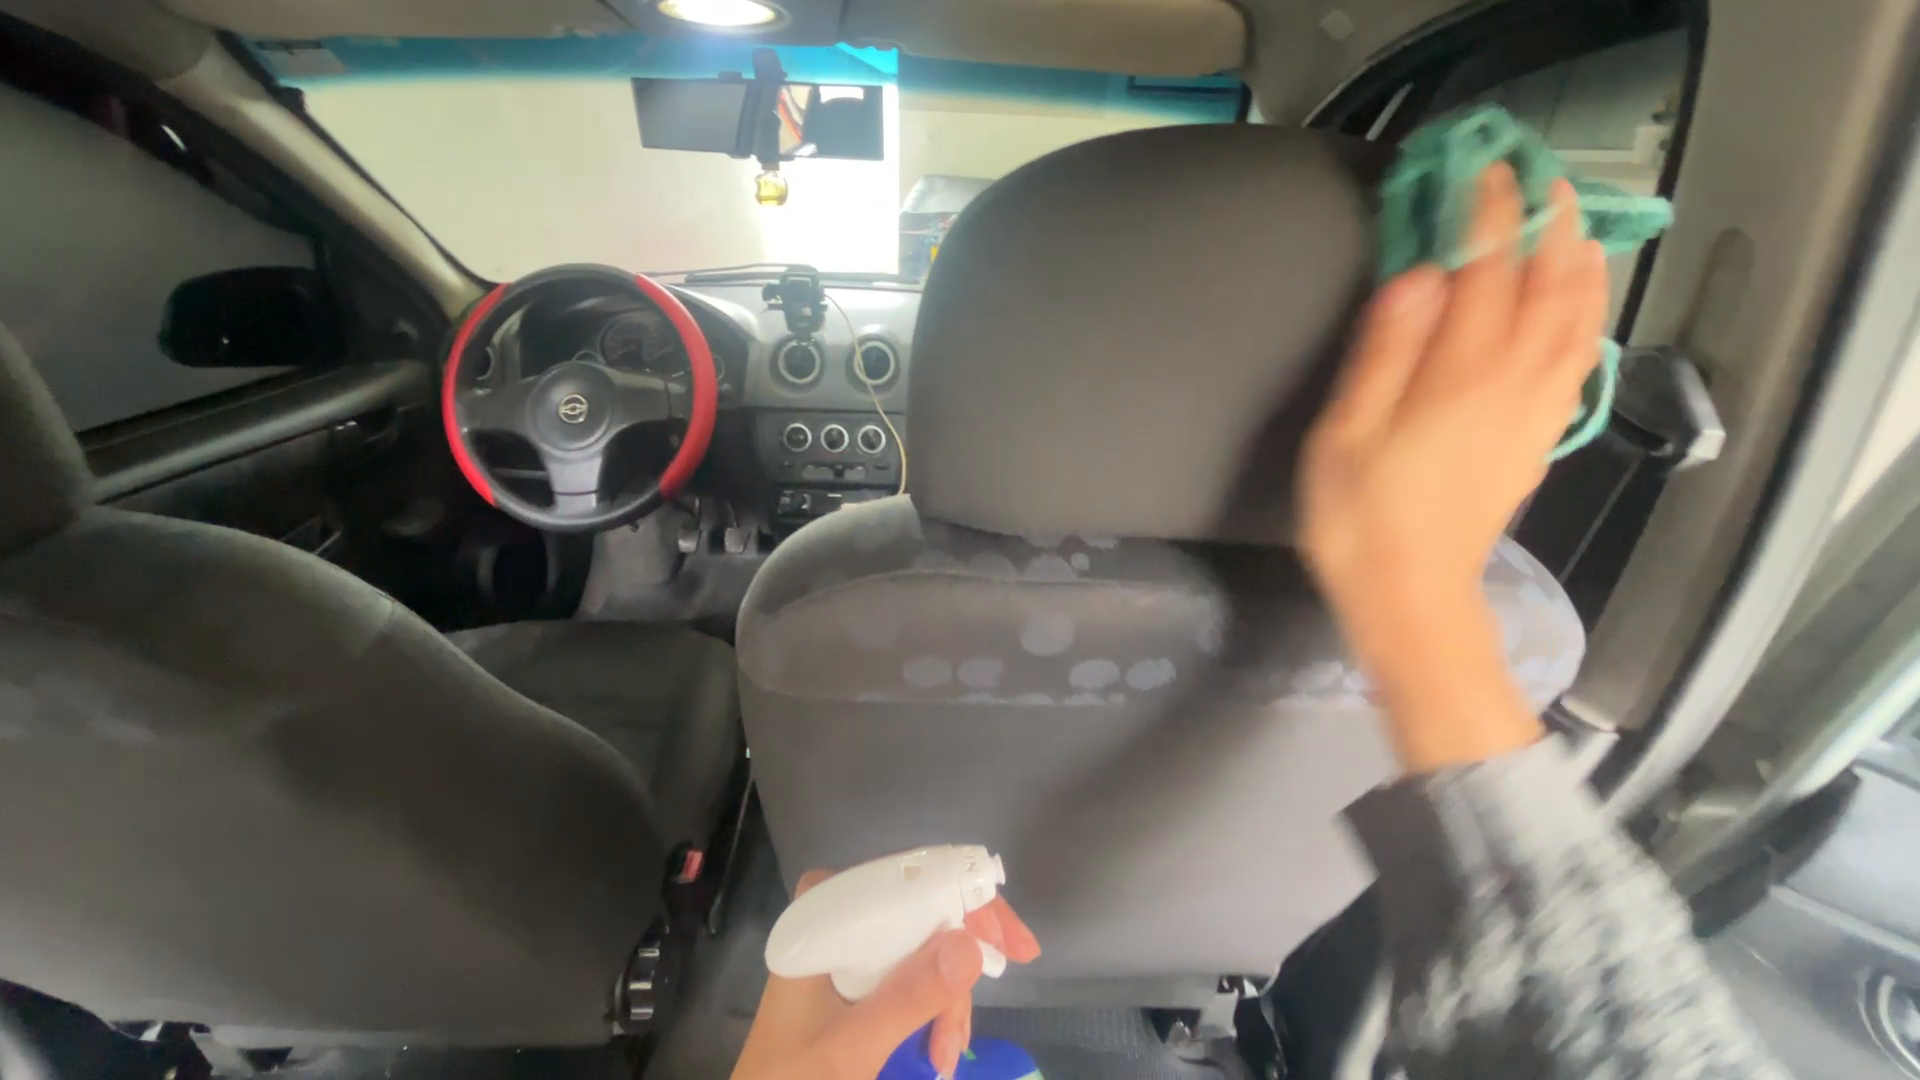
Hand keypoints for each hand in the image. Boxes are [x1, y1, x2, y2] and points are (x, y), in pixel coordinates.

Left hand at [731, 870, 1040, 1079]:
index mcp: (825, 908)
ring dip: (948, 998)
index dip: (964, 901)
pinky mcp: (856, 971)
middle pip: (922, 911)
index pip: (907, 880)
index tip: (1007, 943)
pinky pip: (912, 971)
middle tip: (1014, 974)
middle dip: (961, 960)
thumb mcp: (852, 1047)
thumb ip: (909, 998)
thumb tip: (972, 945)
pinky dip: (934, 1007)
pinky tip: (938, 1047)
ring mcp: (848, 940)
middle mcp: (838, 910)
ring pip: (924, 945)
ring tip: (947, 1055)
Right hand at [1296, 165, 1607, 770]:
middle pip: (1548, 285)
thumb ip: (1384, 352)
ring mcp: (1534, 411)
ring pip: (1576, 318)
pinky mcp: (1537, 437)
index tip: (1477, 169)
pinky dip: (1583, 313)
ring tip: (1566, 224)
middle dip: (1546, 223)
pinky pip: (1577, 357)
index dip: (1484, 214)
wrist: (1410, 595)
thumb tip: (1416, 277)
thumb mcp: (1345, 434)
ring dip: (1576, 261)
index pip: (1483, 272)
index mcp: (1458, 376)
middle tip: (1533, 179)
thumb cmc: (1359, 518)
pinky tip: (1573, 305)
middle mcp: (1512, 382)